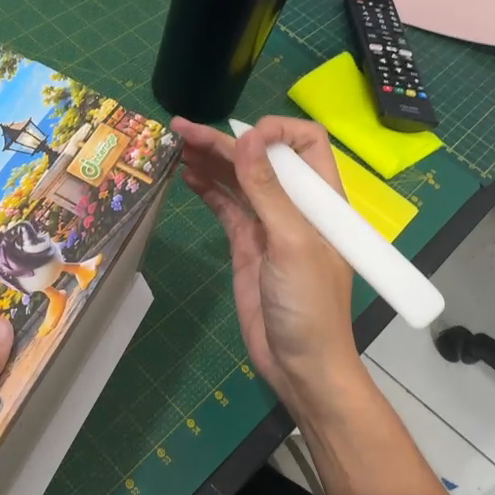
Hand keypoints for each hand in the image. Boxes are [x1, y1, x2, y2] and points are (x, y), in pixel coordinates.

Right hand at [170, 116, 359, 407]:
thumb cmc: (309, 305)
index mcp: (319, 198)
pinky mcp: (247, 245)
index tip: (241, 138)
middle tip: (181, 129)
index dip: (274, 131)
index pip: (303, 143)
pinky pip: (225, 206)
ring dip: (210, 161)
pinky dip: (207, 189)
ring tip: (176, 146)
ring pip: (237, 180)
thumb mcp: (290, 243)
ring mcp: (268, 224)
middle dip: (223, 141)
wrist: (301, 365)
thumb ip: (267, 190)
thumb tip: (248, 137)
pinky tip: (186, 176)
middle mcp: (294, 204)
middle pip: (258, 158)